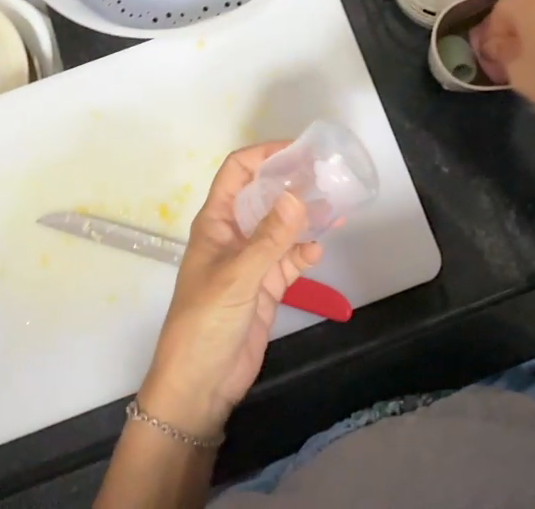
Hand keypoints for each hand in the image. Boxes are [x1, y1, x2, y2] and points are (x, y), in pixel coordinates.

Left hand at [138, 143, 323, 437]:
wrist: (199, 384)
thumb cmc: (204, 322)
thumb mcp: (237, 277)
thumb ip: (269, 238)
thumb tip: (297, 196)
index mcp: (216, 222)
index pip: (237, 173)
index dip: (264, 156)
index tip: (298, 150)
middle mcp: (234, 235)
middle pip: (264, 196)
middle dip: (292, 183)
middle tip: (327, 174)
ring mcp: (251, 261)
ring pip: (281, 227)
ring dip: (305, 216)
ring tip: (335, 206)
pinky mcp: (266, 287)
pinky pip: (289, 259)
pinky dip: (305, 251)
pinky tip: (320, 248)